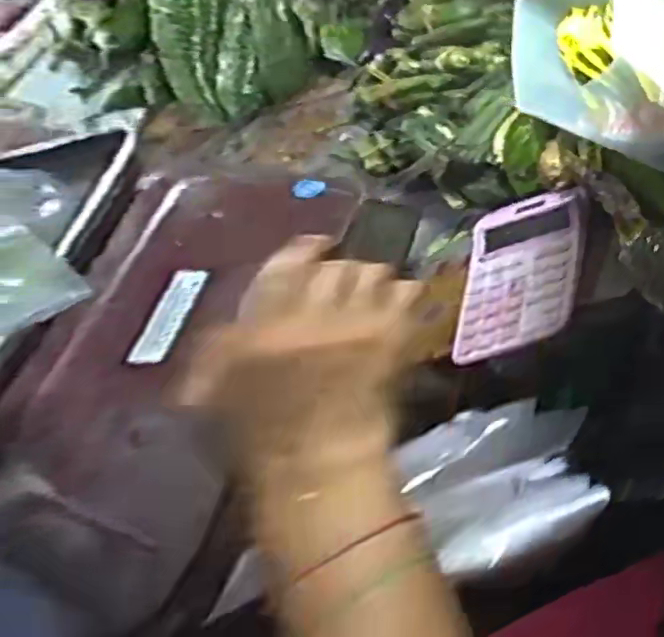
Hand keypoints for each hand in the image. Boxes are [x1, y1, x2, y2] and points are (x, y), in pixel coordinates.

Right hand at [179, 236, 424, 477]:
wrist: (319, 455)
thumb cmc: (262, 433)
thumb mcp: (216, 389)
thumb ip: (225, 344)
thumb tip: (244, 311)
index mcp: (255, 333)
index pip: (282, 269)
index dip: (305, 250)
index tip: (318, 245)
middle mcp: (307, 319)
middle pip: (336, 266)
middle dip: (342, 272)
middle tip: (345, 288)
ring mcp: (357, 322)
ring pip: (376, 271)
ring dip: (375, 282)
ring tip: (371, 300)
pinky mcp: (395, 330)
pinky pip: (409, 289)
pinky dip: (406, 296)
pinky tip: (399, 311)